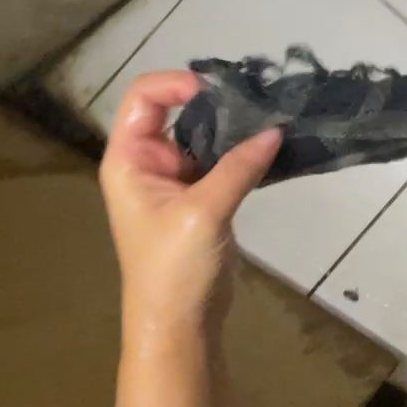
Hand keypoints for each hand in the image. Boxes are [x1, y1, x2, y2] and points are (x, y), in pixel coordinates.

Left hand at [99, 71, 282, 346]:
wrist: (181, 322)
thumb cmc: (173, 267)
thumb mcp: (203, 212)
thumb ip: (239, 168)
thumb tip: (277, 130)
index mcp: (130, 159)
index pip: (145, 98)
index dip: (178, 84)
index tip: (222, 90)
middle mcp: (151, 163)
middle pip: (179, 112)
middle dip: (217, 102)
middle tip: (259, 101)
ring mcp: (180, 181)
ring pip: (207, 137)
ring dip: (236, 128)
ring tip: (273, 120)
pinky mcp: (206, 199)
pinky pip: (226, 162)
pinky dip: (247, 152)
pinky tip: (274, 148)